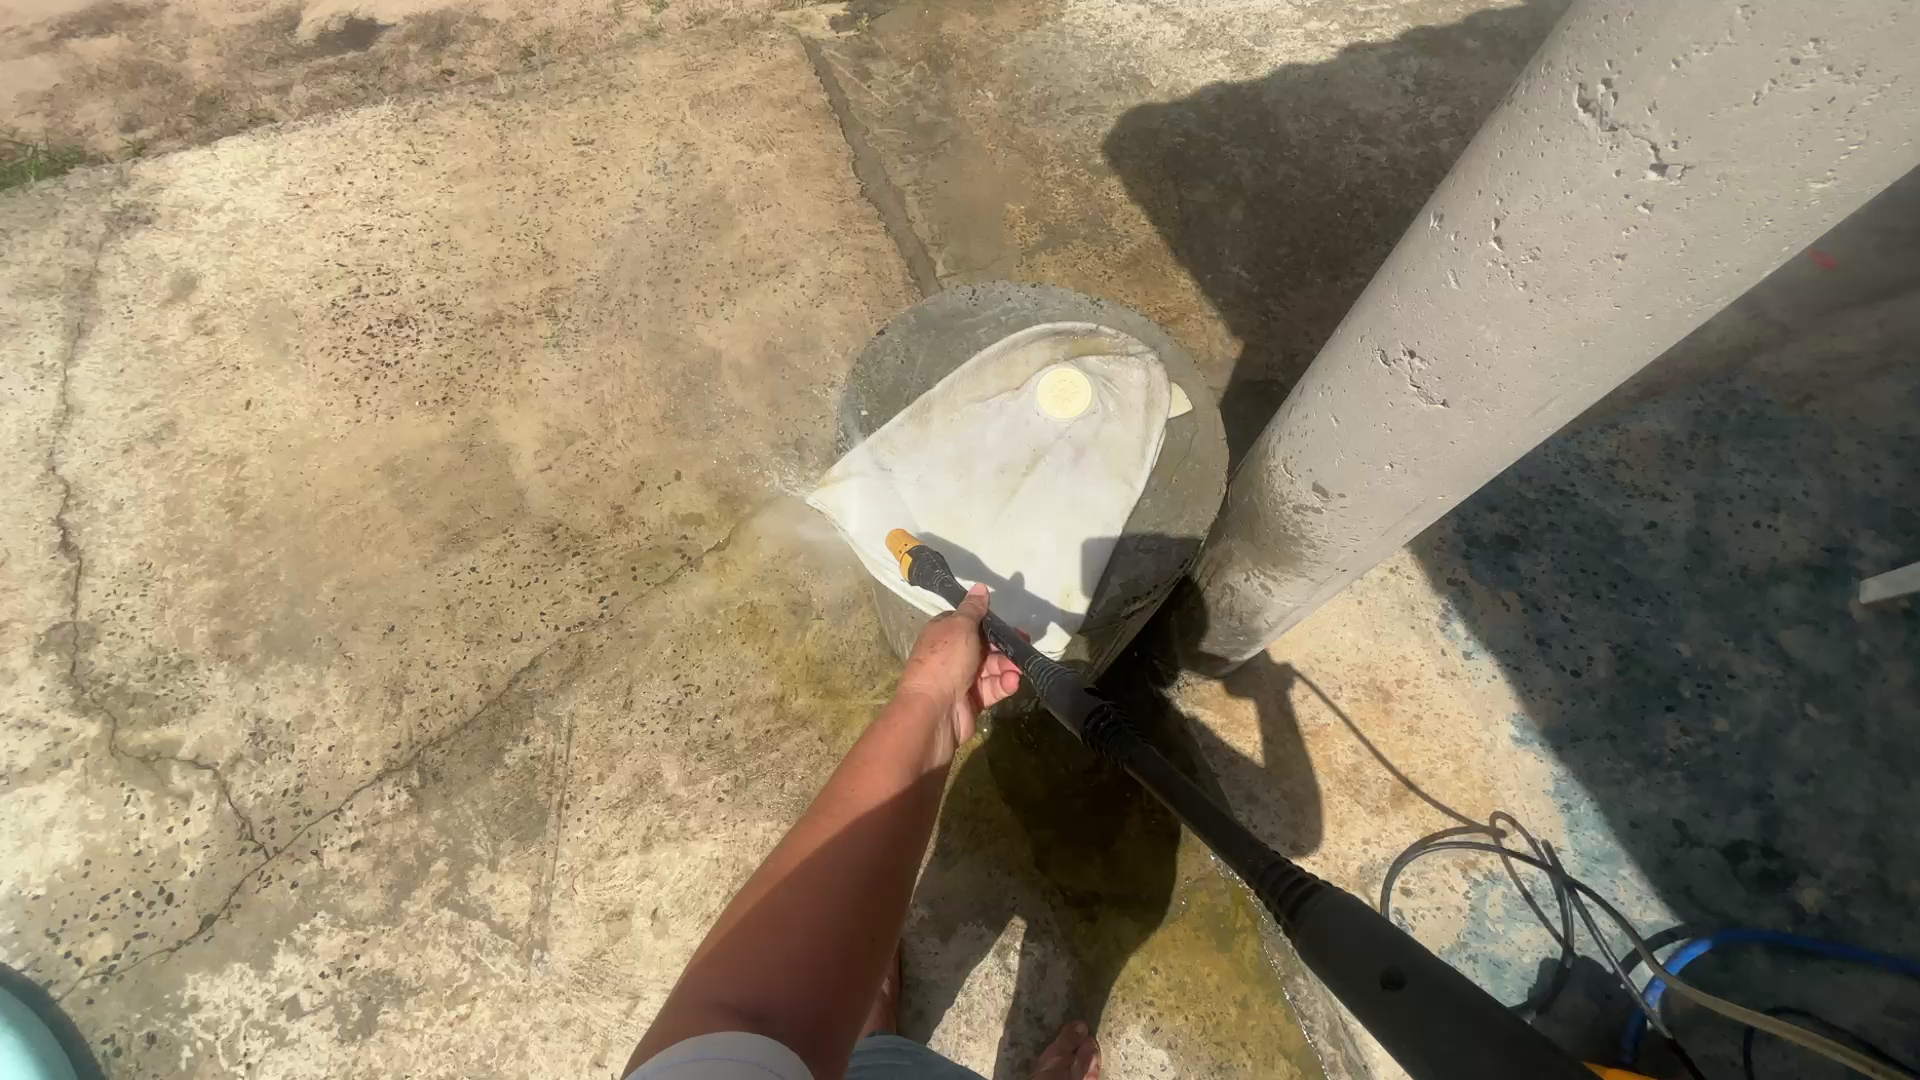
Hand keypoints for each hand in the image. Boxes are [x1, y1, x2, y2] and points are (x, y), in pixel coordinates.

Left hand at [897, 584, 1021, 747]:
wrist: (933, 710)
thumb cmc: (945, 660)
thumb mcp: (960, 626)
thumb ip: (974, 609)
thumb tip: (980, 586)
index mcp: (943, 633)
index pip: (969, 623)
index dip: (989, 623)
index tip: (1009, 624)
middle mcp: (952, 654)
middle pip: (984, 645)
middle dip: (1004, 645)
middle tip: (1025, 644)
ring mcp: (961, 678)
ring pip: (991, 667)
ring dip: (1006, 665)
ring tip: (1019, 668)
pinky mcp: (972, 700)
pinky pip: (992, 688)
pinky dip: (1003, 684)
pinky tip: (1013, 682)